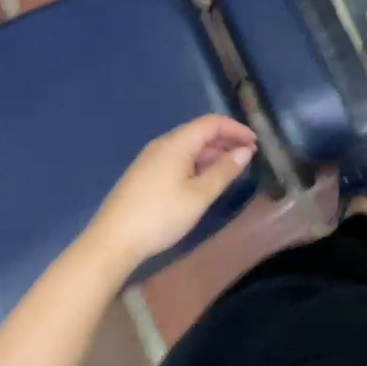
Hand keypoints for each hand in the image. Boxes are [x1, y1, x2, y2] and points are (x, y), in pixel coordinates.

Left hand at [88, 115, 257, 268]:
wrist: (111, 242)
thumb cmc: (160, 216)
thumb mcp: (199, 195)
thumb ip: (224, 170)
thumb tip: (245, 151)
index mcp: (177, 143)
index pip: (212, 123)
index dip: (236, 129)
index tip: (255, 143)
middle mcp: (163, 144)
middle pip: (199, 132)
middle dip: (225, 141)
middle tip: (247, 157)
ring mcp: (150, 159)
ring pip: (188, 147)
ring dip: (211, 154)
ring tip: (230, 170)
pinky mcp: (144, 175)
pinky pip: (177, 159)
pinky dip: (196, 164)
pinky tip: (203, 182)